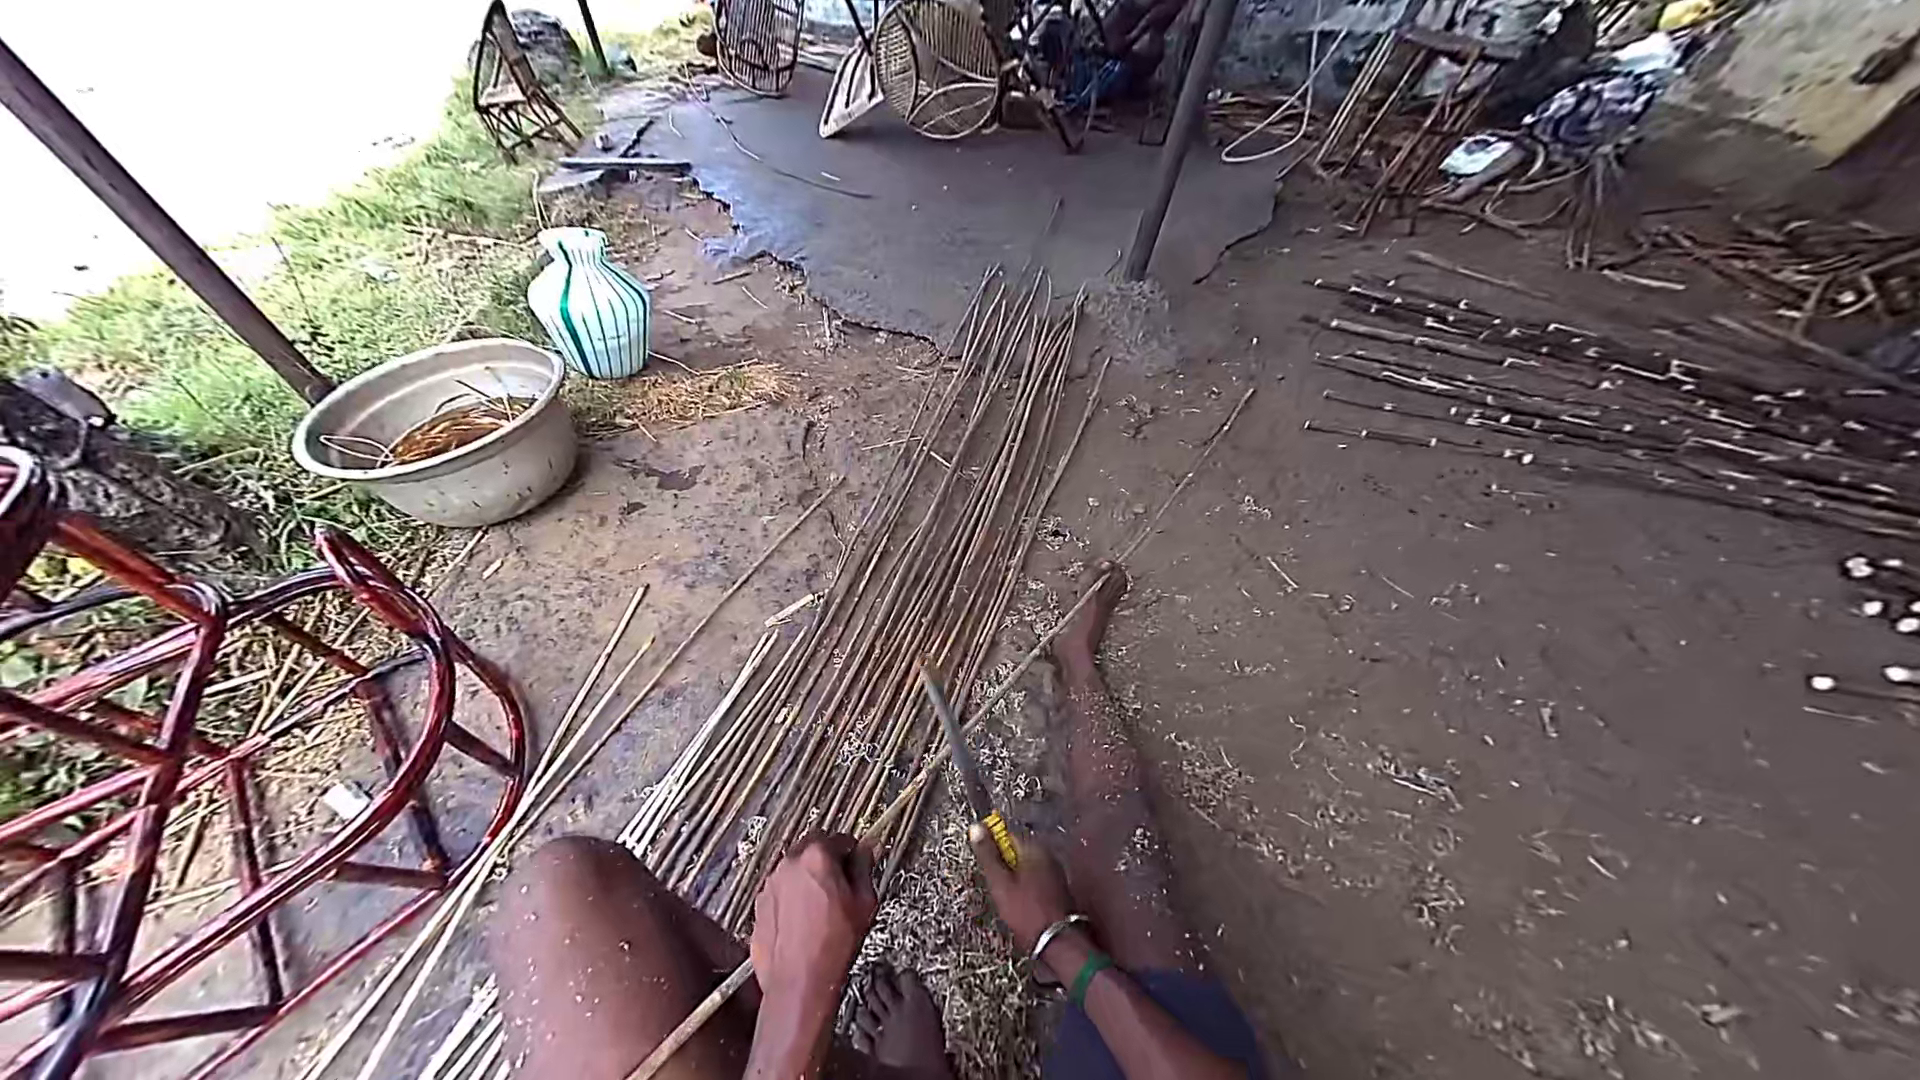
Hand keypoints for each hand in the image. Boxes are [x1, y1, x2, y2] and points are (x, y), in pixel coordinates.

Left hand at [751, 833, 877, 1004]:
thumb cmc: (833, 945)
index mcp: (817, 856)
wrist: (799, 984)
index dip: (851, 852)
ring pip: (795, 869)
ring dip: (807, 878)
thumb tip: (867, 849)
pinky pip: (780, 890)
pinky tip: (803, 920)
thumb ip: (864, 867)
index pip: (839, 838)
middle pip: (813, 848)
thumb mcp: (864, 902)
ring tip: (821, 907)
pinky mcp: (760, 905)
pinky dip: (791, 897)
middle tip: (840, 885)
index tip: (856, 865)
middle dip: (827, 861)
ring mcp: (771, 884)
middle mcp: (790, 863)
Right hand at [967, 824, 1074, 957]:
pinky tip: (1022, 905)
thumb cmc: (1025, 911)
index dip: (994, 848)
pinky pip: (1037, 880)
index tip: (987, 866)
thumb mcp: (1000, 882)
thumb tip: (976, 827)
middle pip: (1018, 851)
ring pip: (1027, 867)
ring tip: (1008, 899)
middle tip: (997, 885)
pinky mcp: (1059, 889)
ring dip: (1016, 878)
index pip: (1008, 835)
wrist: (1057, 943)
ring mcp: (1056, 872)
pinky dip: (1027, 888)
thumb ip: (988, 854)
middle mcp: (1048, 855)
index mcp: (1034, 848)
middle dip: (1005, 865)